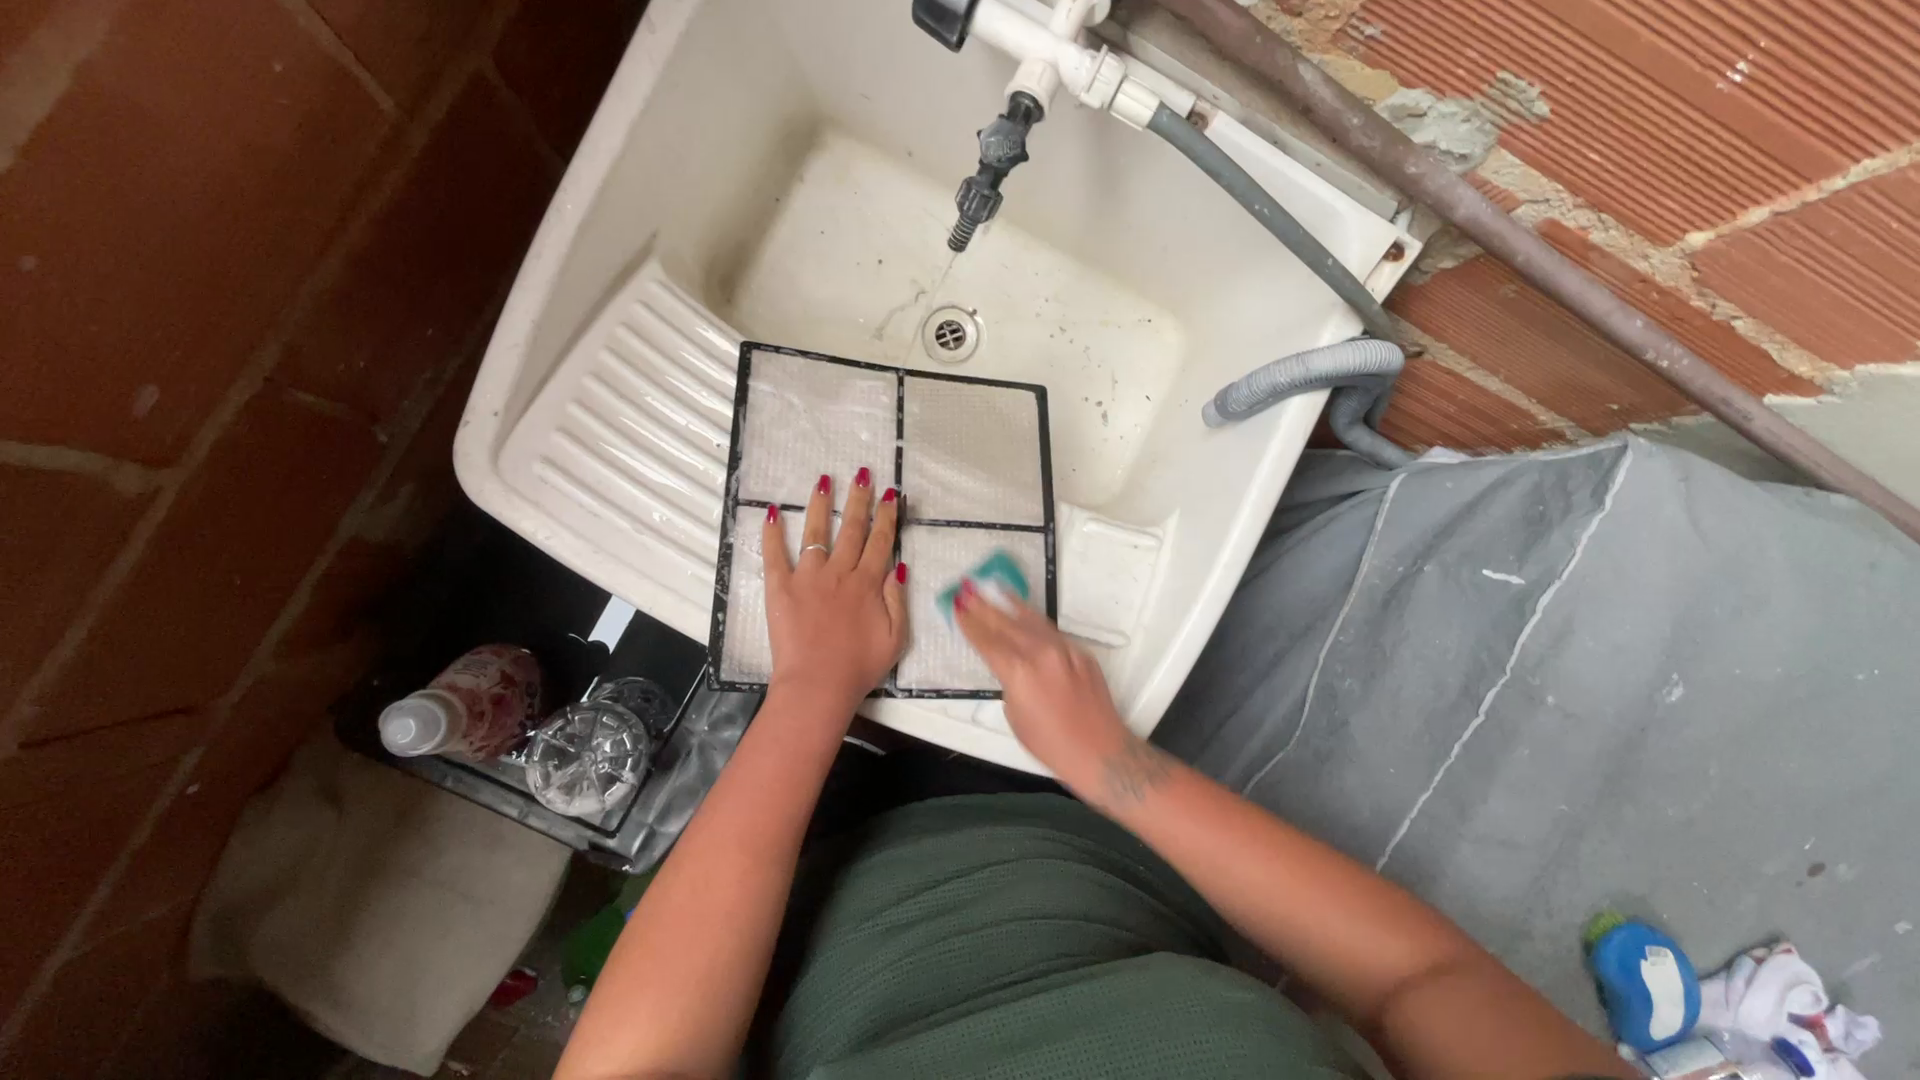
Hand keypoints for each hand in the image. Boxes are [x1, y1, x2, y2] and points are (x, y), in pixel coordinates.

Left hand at [763, 468, 906, 713]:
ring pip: (815, 532)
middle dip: (859, 499)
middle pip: (851, 528)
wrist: (818, 684)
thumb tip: (899, 567)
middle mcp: (839, 572)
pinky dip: (772, 532)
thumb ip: (898, 599)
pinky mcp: (780, 587)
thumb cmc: (859, 666)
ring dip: (820, 504)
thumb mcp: (896, 637)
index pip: (880, 541)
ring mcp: (808, 577)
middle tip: (862, 474)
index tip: (890, 494)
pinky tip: (771, 512)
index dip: (886, 515)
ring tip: (824, 480)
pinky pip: (775, 554)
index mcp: (868, 583)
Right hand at [954, 584, 1133, 781]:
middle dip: (985, 608)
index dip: (971, 624)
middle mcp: (1041, 654)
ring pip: (1032, 621)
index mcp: (1019, 672)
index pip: (988, 642)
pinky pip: (1051, 632)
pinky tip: (1026, 615)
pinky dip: (1034, 621)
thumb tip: (1009, 666)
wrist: (1099, 750)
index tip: (958, 608)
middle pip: (1007, 624)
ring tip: (995, 589)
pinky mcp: (1080, 653)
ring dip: (1011, 605)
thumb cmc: (1050, 744)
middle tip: (968, 591)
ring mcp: (1064, 650)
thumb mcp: (1015, 716)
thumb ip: (1010, 683)